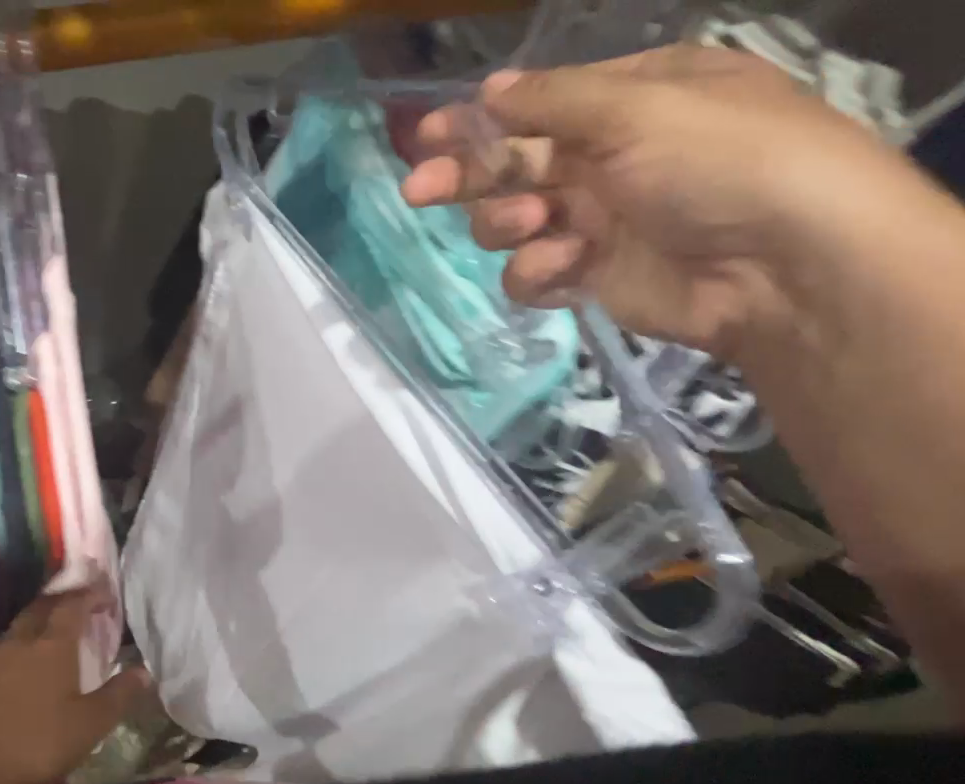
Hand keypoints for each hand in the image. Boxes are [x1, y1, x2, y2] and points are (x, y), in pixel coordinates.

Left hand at [0, 581, 150, 783]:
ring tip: (60, 626)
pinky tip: (31, 657)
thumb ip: (119, 694)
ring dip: (43, 616)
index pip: (73, 604)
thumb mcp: (91, 723)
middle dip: (65, 598)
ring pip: (23, 622)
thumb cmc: (39, 742)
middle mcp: (22, 640)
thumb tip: (144, 671)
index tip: (107, 593)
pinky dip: (27, 638)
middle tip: (85, 601)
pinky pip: (9, 642)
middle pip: (44, 605)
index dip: (91, 594)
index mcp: (52, 644)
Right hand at [398, 46, 928, 359]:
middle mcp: (609, 155)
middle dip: (467, 176)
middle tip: (419, 189)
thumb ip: (553, 102)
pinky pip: (532, 271)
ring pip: (512, 220)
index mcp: (630, 101)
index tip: (428, 136)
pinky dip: (536, 271)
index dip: (480, 121)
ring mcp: (597, 218)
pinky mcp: (590, 275)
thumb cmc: (720, 161)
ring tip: (532, 227)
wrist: (781, 266)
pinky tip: (562, 267)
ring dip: (506, 223)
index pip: (537, 105)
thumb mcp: (639, 108)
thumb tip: (489, 90)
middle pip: (512, 164)